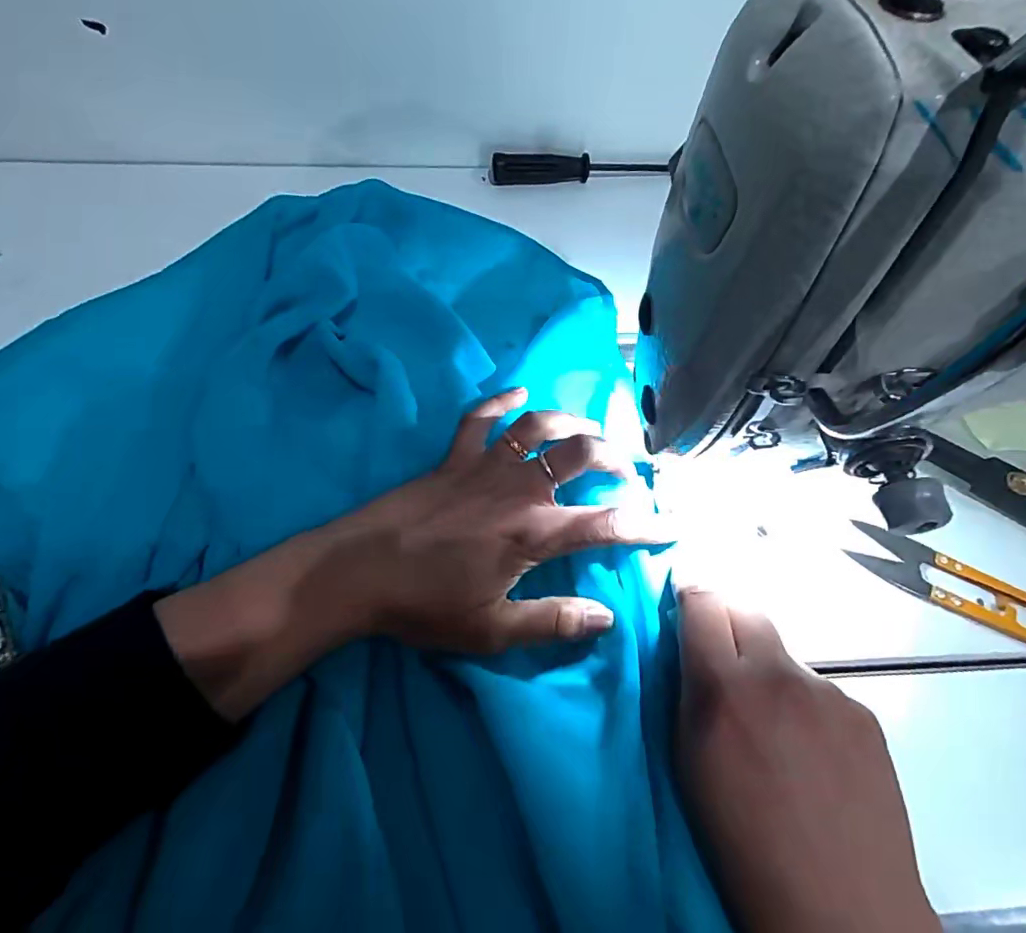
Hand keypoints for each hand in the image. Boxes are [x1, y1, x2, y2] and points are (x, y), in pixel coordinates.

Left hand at [306, 386, 665, 651]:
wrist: (356, 571)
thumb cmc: (425, 605)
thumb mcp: (491, 629)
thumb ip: (552, 622)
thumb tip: (606, 618)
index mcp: (533, 533)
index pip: (604, 525)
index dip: (643, 525)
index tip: (669, 526)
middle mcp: (517, 489)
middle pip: (580, 454)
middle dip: (614, 456)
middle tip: (628, 469)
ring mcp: (484, 467)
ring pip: (538, 426)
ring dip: (570, 422)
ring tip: (587, 430)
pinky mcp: (452, 458)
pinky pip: (480, 418)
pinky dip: (501, 402)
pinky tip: (518, 396)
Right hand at [677, 589, 937, 932]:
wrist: (841, 910)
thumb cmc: (744, 852)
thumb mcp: (689, 767)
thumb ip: (689, 695)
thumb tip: (690, 652)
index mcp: (723, 691)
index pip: (704, 601)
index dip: (692, 600)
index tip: (688, 610)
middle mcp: (778, 677)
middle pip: (747, 609)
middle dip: (729, 624)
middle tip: (725, 664)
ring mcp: (827, 693)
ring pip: (786, 658)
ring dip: (771, 676)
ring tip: (776, 735)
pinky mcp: (863, 713)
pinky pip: (822, 693)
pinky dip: (809, 710)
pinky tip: (815, 759)